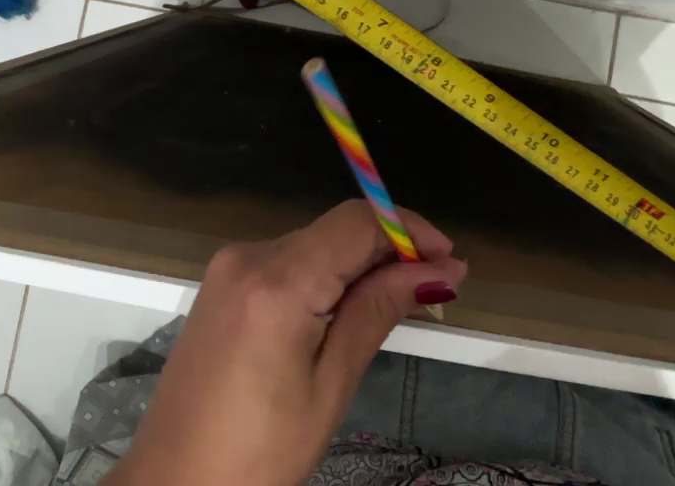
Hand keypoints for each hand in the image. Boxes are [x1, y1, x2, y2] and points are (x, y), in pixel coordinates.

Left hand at [106, 201, 467, 485]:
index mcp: (278, 281)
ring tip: (401, 299)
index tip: (451, 260)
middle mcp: (250, 255)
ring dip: (361, 261)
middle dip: (391, 248)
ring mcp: (231, 265)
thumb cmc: (258, 453)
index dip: (410, 229)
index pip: (358, 222)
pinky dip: (327, 271)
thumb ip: (379, 311)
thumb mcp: (330, 385)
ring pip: (315, 241)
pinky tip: (351, 303)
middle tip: (437, 286)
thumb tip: (439, 270)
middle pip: (337, 228)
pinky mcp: (223, 281)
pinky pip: (289, 258)